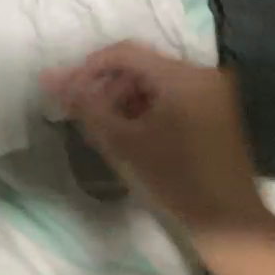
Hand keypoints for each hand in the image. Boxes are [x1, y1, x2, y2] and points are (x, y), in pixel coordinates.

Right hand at [40, 42, 272, 241]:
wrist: (226, 221)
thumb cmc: (172, 180)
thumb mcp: (121, 142)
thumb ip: (84, 105)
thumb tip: (49, 77)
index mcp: (182, 76)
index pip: (124, 53)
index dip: (87, 68)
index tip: (64, 93)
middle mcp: (201, 75)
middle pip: (139, 67)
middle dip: (104, 87)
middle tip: (81, 116)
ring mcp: (211, 94)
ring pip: (152, 84)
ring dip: (121, 101)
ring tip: (102, 130)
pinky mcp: (213, 113)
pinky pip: (169, 98)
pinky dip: (143, 111)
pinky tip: (127, 136)